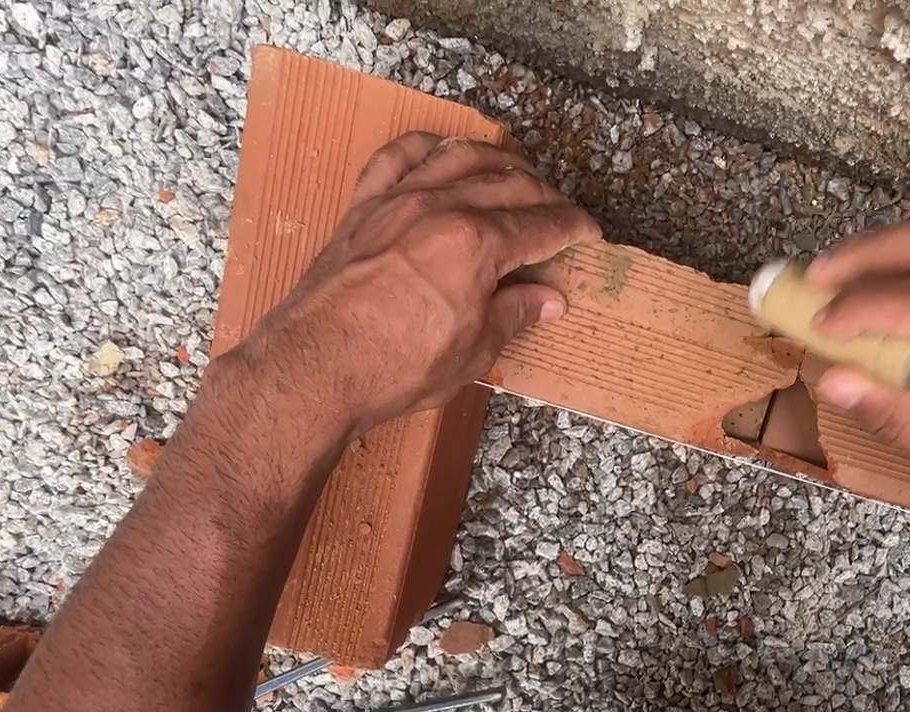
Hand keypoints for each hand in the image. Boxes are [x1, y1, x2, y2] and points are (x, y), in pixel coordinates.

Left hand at [233, 133, 600, 431]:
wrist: (319, 367)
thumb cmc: (399, 366)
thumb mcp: (474, 350)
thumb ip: (514, 313)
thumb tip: (550, 299)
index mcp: (476, 244)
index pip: (540, 226)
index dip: (572, 228)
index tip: (590, 232)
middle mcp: (440, 207)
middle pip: (507, 184)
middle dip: (545, 195)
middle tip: (562, 212)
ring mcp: (398, 200)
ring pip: (459, 156)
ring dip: (498, 160)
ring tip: (518, 173)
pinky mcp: (365, 206)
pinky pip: (399, 156)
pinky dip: (429, 147)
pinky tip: (445, 151)